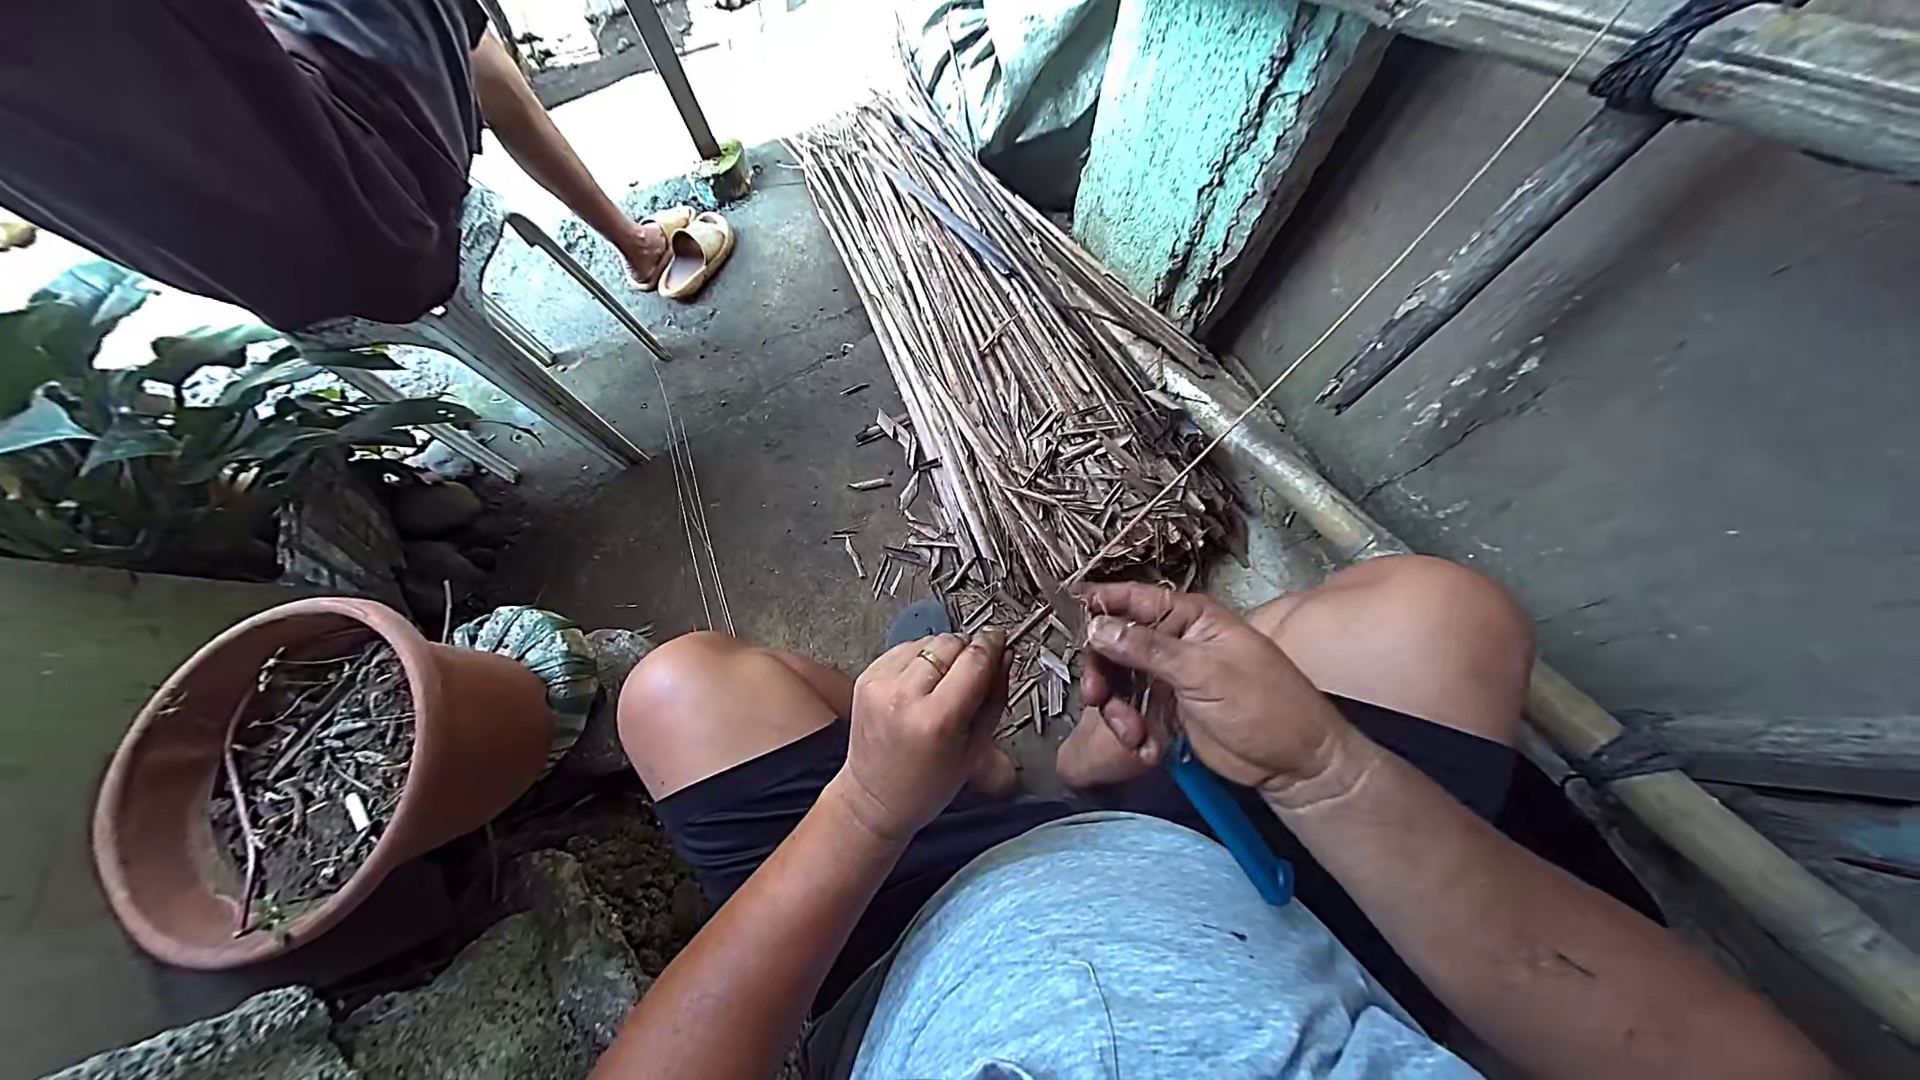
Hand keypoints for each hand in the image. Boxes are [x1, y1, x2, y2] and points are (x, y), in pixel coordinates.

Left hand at [830, 629, 1008, 842]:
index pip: (973, 660)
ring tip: (943, 685)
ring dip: (942, 654)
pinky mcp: (866, 677)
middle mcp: (903, 697)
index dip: (992, 644)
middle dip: (967, 651)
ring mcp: (880, 685)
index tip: (999, 640)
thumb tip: (1005, 655)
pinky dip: (919, 658)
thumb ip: (995, 695)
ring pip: (927, 640)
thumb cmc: (927, 784)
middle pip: (950, 643)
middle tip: (972, 673)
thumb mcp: (976, 747)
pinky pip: (904, 648)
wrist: (875, 797)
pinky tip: (921, 685)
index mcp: (936, 720)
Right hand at [1076, 583, 1371, 807]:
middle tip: (1096, 698)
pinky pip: (1130, 711)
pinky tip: (1148, 749)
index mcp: (1188, 617)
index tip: (1066, 612)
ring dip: (1117, 710)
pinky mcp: (1164, 708)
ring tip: (1133, 735)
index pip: (1133, 599)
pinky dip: (1132, 731)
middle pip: (1113, 643)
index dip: (1098, 603)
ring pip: (1117, 681)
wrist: (1295, 765)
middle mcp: (1172, 640)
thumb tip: (1096, 626)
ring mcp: (1166, 675)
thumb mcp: (1204, 672)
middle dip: (1102, 673)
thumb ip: (1147, 649)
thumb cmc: (1264, 705)